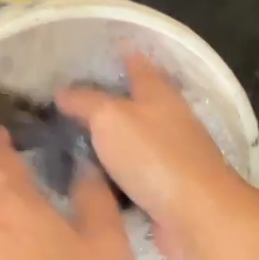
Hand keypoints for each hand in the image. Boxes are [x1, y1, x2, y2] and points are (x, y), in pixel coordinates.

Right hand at [56, 53, 242, 259]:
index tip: (113, 44)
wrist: (196, 215)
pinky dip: (114, 171)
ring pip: (135, 139)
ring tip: (75, 137)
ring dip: (112, 138)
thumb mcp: (110, 118)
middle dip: (114, 97)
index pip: (140, 66)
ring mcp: (171, 157)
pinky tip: (92, 175)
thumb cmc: (154, 157)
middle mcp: (169, 121)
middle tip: (76, 97)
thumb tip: (62, 91)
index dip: (126, 54)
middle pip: (140, 102)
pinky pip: (132, 173)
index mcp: (158, 96)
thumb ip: (85, 102)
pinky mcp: (166, 189)